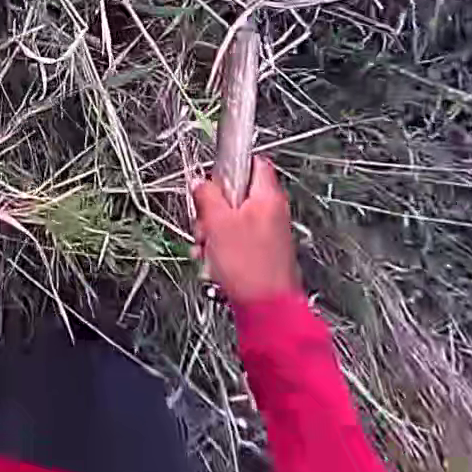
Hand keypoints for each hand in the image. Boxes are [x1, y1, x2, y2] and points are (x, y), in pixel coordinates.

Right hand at [191, 156, 299, 301]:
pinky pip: (234, 237)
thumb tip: (199, 183)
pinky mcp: (261, 251)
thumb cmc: (250, 266)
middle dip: (213, 206)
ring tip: (208, 245)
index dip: (230, 164)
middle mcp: (271, 211)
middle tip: (206, 219)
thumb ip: (206, 195)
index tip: (214, 176)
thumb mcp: (217, 221)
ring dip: (212, 229)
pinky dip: (220, 245)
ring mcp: (267, 232)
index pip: (253, 162)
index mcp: (267, 197)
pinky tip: (213, 258)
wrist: (266, 310)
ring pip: (231, 216)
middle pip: (235, 193)